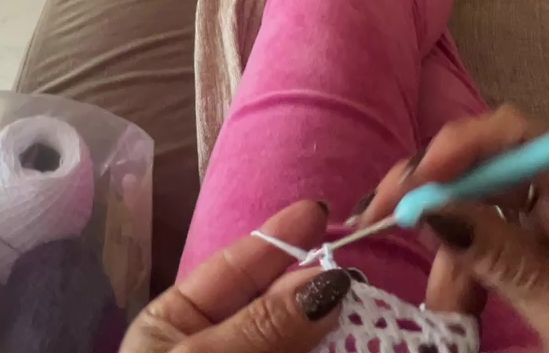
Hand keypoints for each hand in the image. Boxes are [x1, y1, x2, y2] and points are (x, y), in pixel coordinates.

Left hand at [121, 200, 352, 352]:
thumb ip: (262, 327)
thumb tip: (325, 280)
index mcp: (175, 322)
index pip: (236, 267)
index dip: (278, 238)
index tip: (320, 209)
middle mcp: (209, 345)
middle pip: (271, 307)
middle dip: (313, 291)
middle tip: (362, 271)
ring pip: (295, 345)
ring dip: (330, 335)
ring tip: (373, 314)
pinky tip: (355, 347)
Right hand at [353, 106, 548, 352]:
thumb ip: (506, 261)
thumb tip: (430, 207)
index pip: (515, 135)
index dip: (456, 148)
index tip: (410, 188)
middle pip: (485, 170)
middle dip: (435, 200)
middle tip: (379, 223)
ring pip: (477, 213)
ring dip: (448, 255)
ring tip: (443, 310)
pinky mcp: (548, 262)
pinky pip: (487, 249)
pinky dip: (463, 275)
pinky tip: (454, 309)